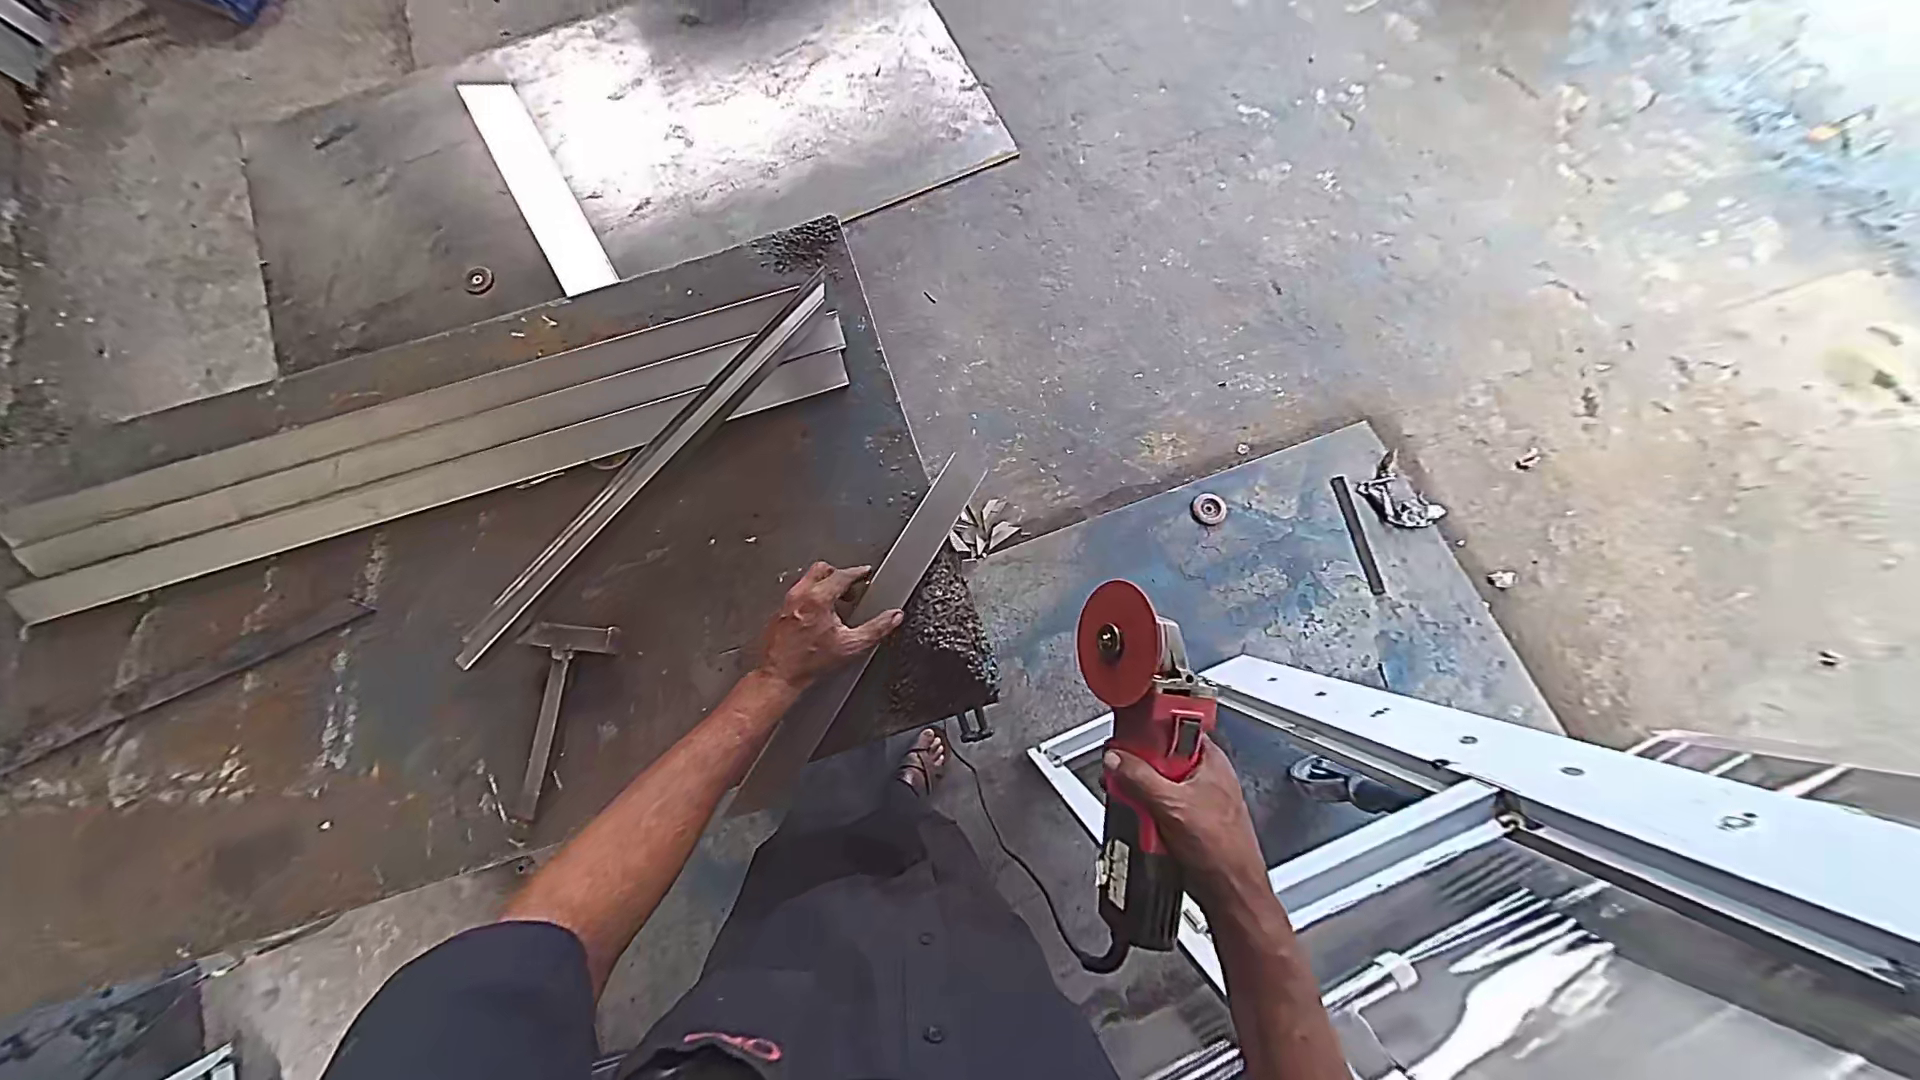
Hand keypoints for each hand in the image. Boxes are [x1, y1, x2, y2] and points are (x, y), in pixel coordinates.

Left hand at [755, 562, 903, 690]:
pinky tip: (820, 614)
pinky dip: (812, 596)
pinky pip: (799, 593)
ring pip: (809, 580)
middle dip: (839, 575)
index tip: (865, 572)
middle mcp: (800, 595)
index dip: (857, 572)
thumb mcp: (852, 646)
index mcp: (818, 599)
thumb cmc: (809, 662)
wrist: (780, 675)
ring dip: (825, 585)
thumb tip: (894, 617)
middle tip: (851, 588)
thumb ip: (877, 629)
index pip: (842, 575)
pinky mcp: (780, 611)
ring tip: (837, 602)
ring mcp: (788, 602)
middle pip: (822, 569)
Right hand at [1106, 735, 1268, 909]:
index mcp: (1210, 760)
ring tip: (1134, 805)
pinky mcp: (1185, 818)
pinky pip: (1156, 805)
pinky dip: (1145, 811)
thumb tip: (1116, 758)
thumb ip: (1139, 777)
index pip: (1174, 727)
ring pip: (1154, 783)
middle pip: (1158, 757)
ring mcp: (1194, 798)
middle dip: (1137, 769)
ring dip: (1138, 793)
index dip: (1149, 730)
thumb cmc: (1224, 852)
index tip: (1127, 736)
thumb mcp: (1171, 805)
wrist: (1231, 896)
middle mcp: (1203, 775)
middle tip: (1124, 777)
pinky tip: (1142, 823)